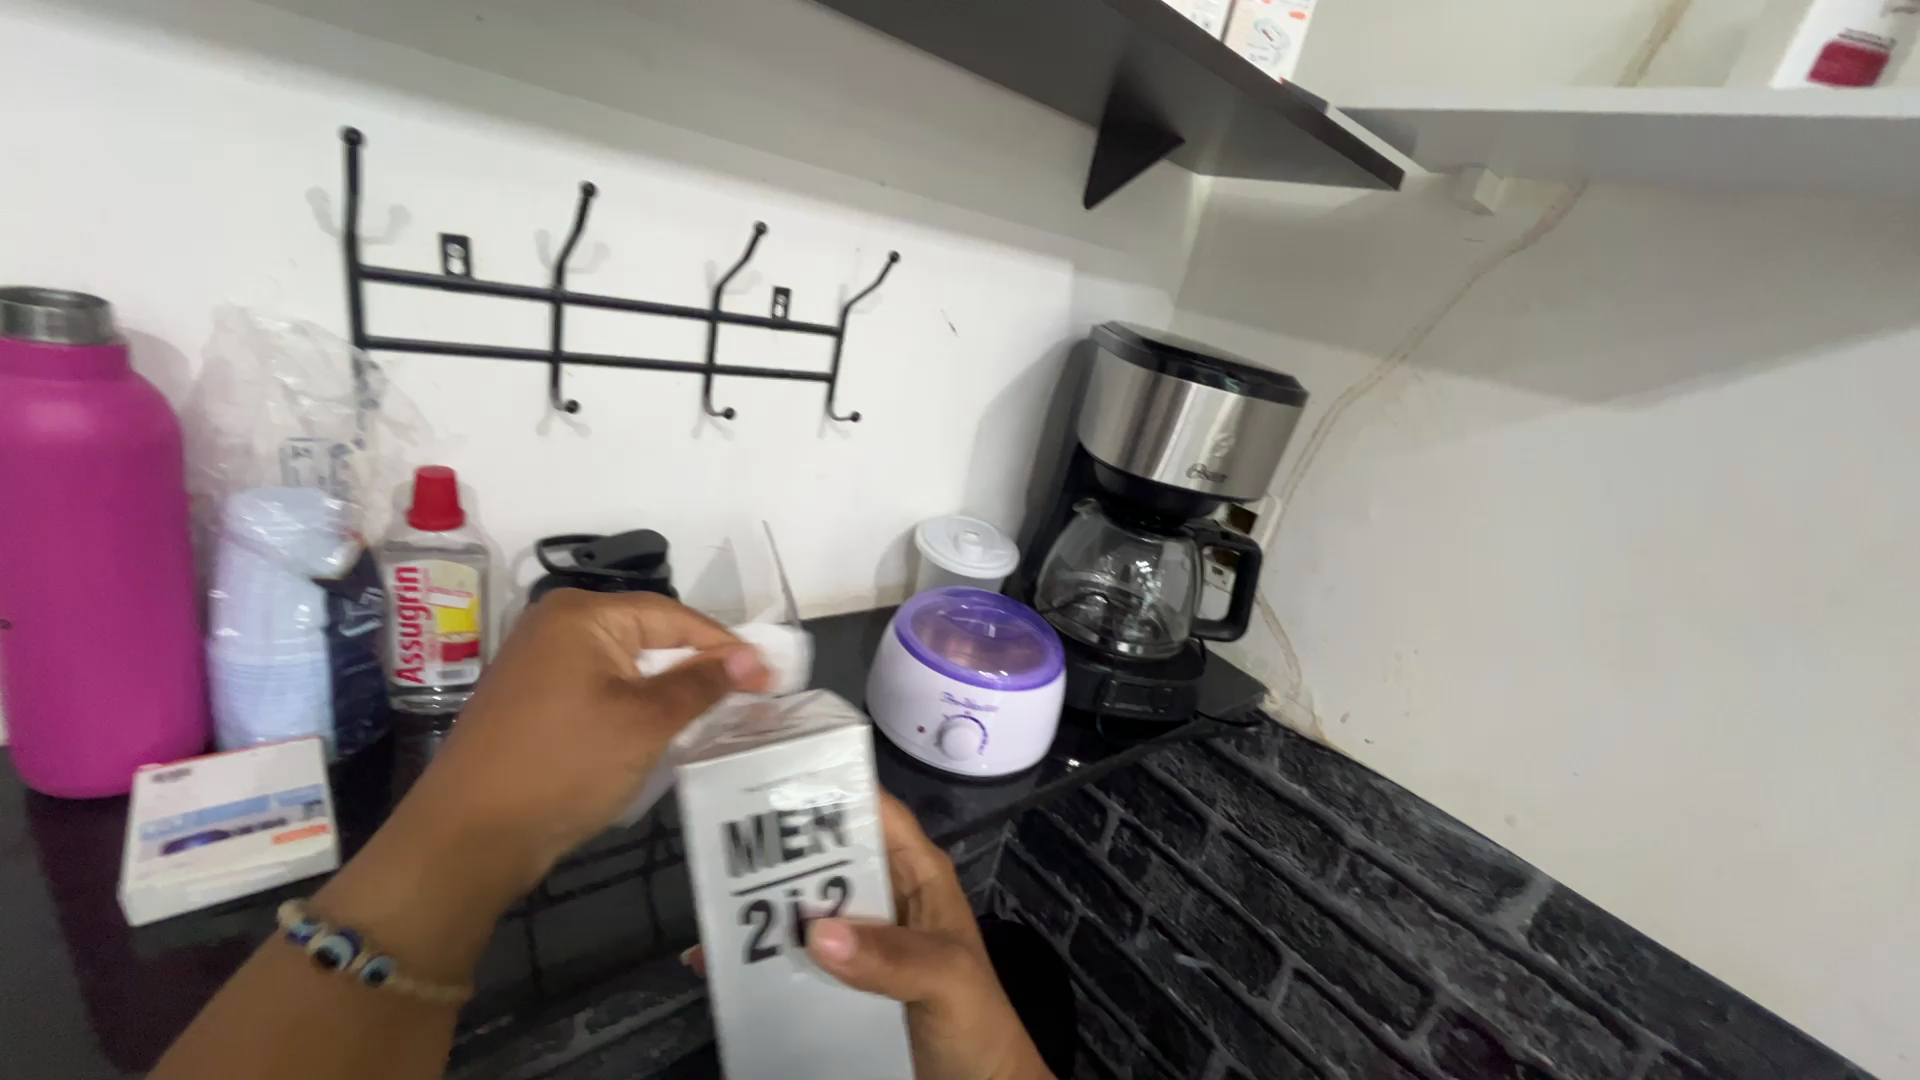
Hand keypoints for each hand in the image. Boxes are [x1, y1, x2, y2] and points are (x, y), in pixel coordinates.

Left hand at [404, 589, 770, 897]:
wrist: (465, 841)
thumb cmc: (563, 766)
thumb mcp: (645, 722)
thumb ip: (703, 684)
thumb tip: (756, 659)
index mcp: (582, 615)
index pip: (675, 617)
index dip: (726, 646)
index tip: (769, 675)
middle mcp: (558, 625)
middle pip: (652, 636)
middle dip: (700, 666)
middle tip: (749, 693)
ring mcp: (541, 662)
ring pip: (629, 664)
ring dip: (672, 687)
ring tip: (717, 710)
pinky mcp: (535, 698)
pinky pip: (604, 686)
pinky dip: (638, 702)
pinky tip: (664, 726)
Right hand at [688, 793, 1052, 1079]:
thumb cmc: (974, 1018)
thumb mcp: (943, 978)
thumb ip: (890, 956)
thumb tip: (818, 933)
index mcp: (916, 872)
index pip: (875, 812)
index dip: (833, 790)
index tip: (778, 781)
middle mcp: (884, 893)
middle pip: (829, 857)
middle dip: (784, 852)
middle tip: (724, 842)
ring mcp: (860, 935)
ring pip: (807, 905)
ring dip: (764, 906)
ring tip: (710, 902)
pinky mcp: (840, 976)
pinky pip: (795, 957)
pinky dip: (760, 958)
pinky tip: (715, 963)